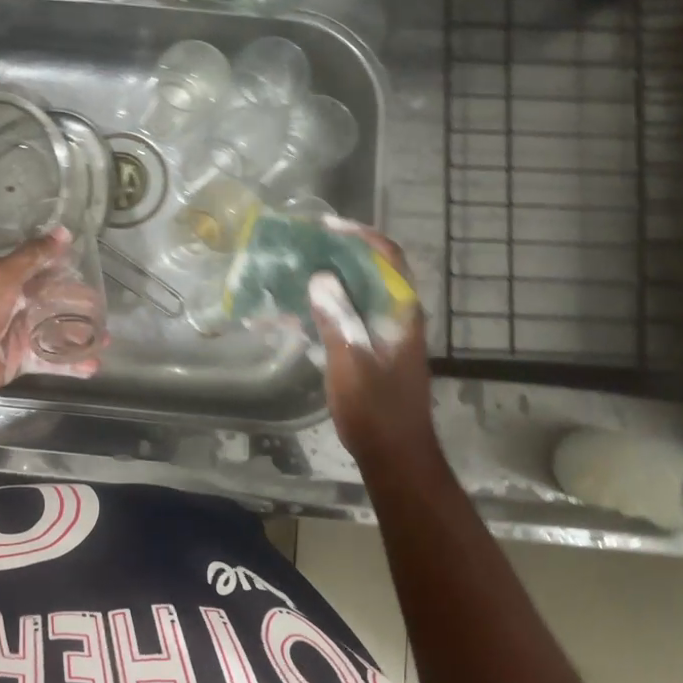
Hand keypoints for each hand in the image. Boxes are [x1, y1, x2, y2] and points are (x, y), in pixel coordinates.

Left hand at [0, 228, 103, 394]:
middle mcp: (18, 306)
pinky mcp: (23, 360)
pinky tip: (93, 366)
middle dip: (80, 309)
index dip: (67, 273)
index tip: (93, 273)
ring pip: (57, 334)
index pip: (45, 274)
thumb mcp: (5, 276)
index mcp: (11, 283)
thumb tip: (64, 231)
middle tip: (104, 311)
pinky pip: (52, 361)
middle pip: (55, 305)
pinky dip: (71, 365)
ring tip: (105, 340)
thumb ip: (34, 255)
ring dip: (80, 337)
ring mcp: (21, 335)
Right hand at [307, 233, 435, 457]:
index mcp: (400, 312)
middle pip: (367, 271)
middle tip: (294, 250)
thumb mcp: (351, 361)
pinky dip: (318, 312)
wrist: (394, 455)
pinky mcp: (369, 350)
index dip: (360, 236)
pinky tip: (286, 317)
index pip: (387, 257)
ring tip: (283, 279)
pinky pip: (343, 318)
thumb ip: (337, 318)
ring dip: (320, 284)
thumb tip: (320, 276)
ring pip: (352, 295)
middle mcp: (395, 316)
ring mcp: (383, 334)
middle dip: (332, 255)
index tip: (325, 227)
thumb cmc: (376, 410)